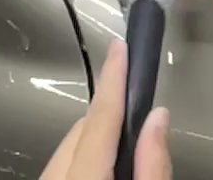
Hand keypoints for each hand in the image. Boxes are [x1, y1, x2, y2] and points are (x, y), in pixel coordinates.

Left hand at [40, 39, 170, 179]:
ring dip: (96, 143)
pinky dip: (81, 161)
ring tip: (124, 159)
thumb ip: (152, 166)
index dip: (113, 78)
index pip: (100, 117)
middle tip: (141, 124)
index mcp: (82, 176)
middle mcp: (54, 176)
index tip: (119, 46)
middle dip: (111, 120)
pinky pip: (61, 165)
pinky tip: (101, 172)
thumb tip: (158, 117)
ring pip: (70, 146)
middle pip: (83, 130)